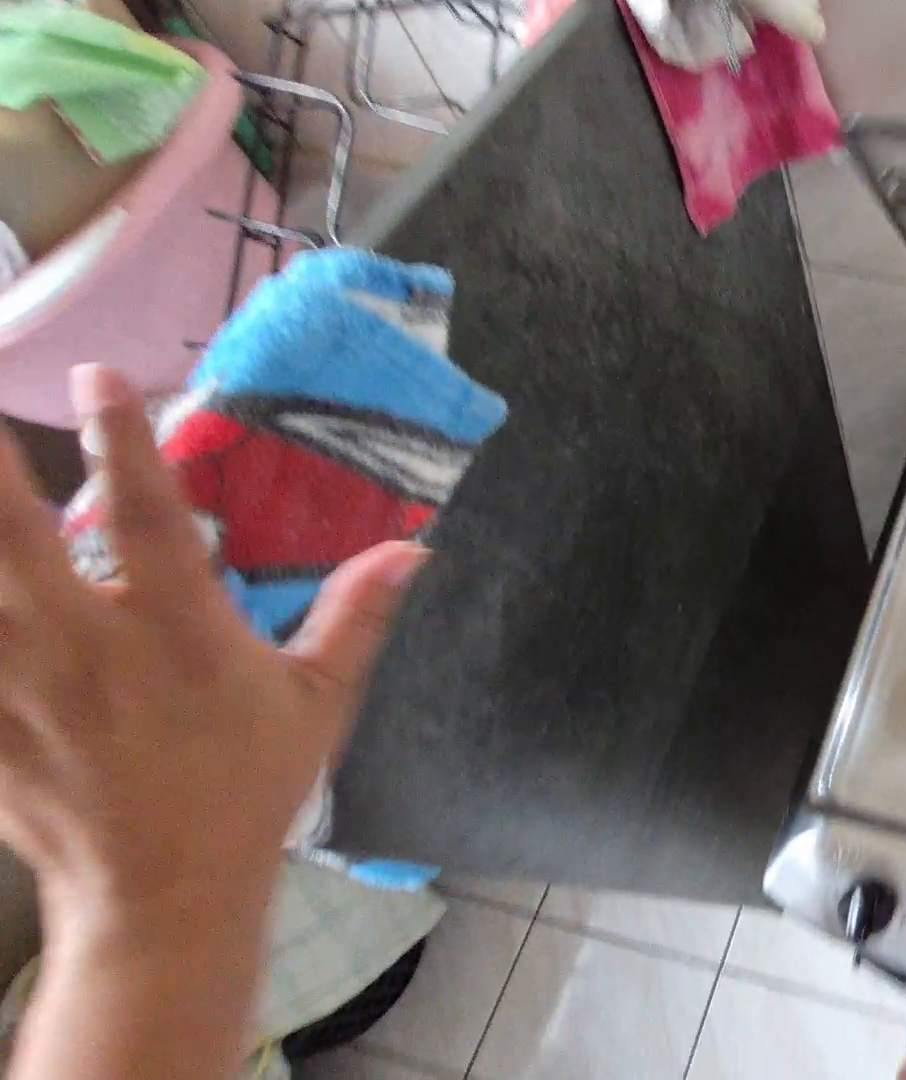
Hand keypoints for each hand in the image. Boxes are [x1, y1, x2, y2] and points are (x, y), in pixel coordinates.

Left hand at [0, 364, 424, 938]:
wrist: (163, 881)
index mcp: (178, 633)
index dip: (124, 441)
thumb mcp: (325, 696)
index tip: (102, 376)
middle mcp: (80, 644)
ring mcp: (10, 683)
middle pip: (5, 533)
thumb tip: (411, 548)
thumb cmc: (254, 778)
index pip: (146, 517)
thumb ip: (359, 614)